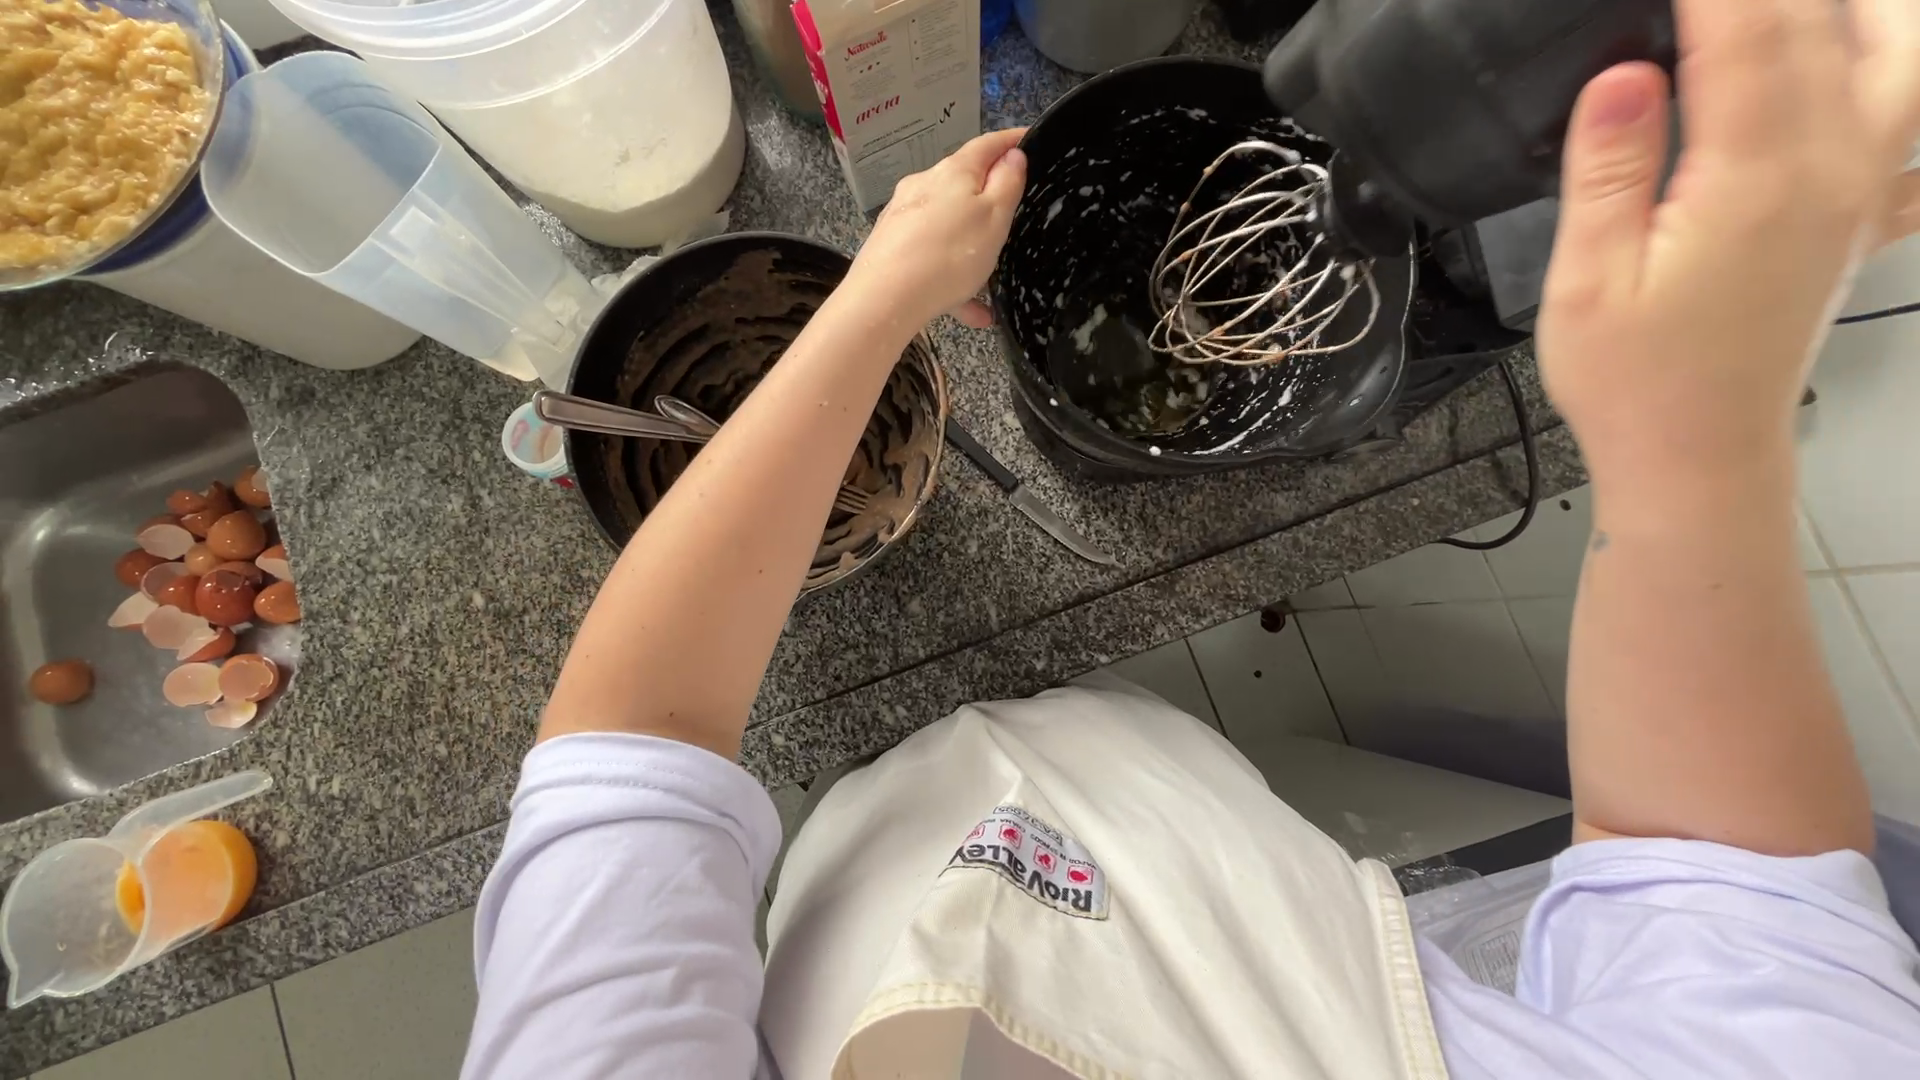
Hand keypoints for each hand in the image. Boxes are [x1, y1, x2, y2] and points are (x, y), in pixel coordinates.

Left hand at [846, 128, 1027, 328]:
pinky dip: (952, 281)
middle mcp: (924, 186)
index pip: (988, 144)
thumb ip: (1007, 184)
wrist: (885, 298)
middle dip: (987, 201)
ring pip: (947, 229)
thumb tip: (1012, 155)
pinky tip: (971, 314)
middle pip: (963, 186)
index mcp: (954, 172)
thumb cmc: (949, 255)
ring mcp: (903, 216)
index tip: (1030, 139)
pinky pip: (930, 258)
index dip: (1012, 140)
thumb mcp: (993, 218)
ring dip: (970, 252)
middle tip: (1010, 216)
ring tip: (990, 285)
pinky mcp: (890, 247)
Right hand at [1537, 0, 1919, 490]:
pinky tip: (1853, 80)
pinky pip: (1917, 120)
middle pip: (1838, 21)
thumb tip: (1618, 77)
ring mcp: (1867, 187)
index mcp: (1755, 179)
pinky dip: (1893, 76)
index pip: (1750, 33)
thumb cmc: (1628, 377)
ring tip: (1780, 19)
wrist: (1694, 448)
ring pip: (1906, 50)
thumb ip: (1609, 174)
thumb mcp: (1586, 284)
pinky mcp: (1864, 214)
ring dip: (1851, 12)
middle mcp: (1839, 165)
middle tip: (1709, 0)